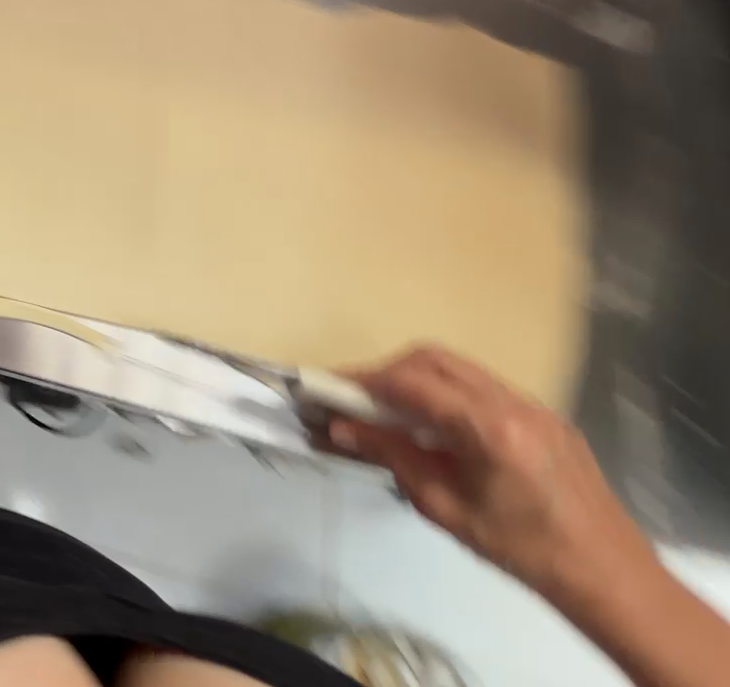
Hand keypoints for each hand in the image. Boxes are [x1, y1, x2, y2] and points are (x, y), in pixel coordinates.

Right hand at [331, 345, 656, 604]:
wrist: (609, 578)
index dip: (362, 379)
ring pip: (459, 368)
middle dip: (387, 371)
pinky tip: (437, 426)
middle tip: (359, 398)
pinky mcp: (547, 419)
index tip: (327, 388)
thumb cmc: (518, 547)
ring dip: (417, 378)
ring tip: (393, 409)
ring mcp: (536, 408)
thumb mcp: (441, 504)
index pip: (410, 382)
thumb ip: (389, 455)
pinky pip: (483, 386)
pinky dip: (447, 392)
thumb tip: (339, 427)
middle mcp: (514, 405)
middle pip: (433, 360)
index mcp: (489, 429)